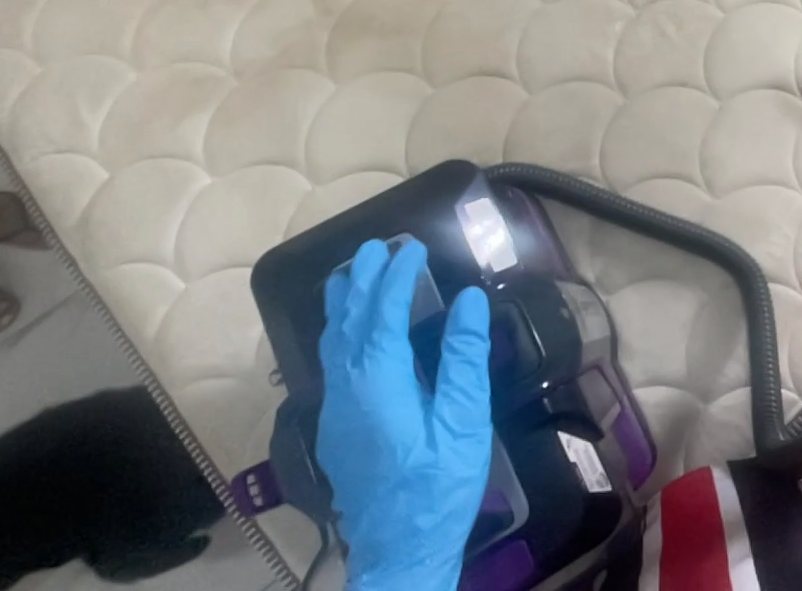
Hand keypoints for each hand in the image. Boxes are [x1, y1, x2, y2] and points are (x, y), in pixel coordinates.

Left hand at [317, 239, 492, 590]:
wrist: (398, 555)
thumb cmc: (439, 488)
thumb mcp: (464, 423)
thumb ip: (463, 358)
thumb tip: (468, 300)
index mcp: (379, 384)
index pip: (384, 315)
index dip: (397, 278)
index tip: (412, 248)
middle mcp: (347, 390)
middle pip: (350, 323)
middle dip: (362, 281)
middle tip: (375, 245)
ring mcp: (335, 411)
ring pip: (333, 344)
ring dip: (344, 303)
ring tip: (349, 273)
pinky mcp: (336, 429)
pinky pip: (332, 363)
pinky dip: (341, 331)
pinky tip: (349, 330)